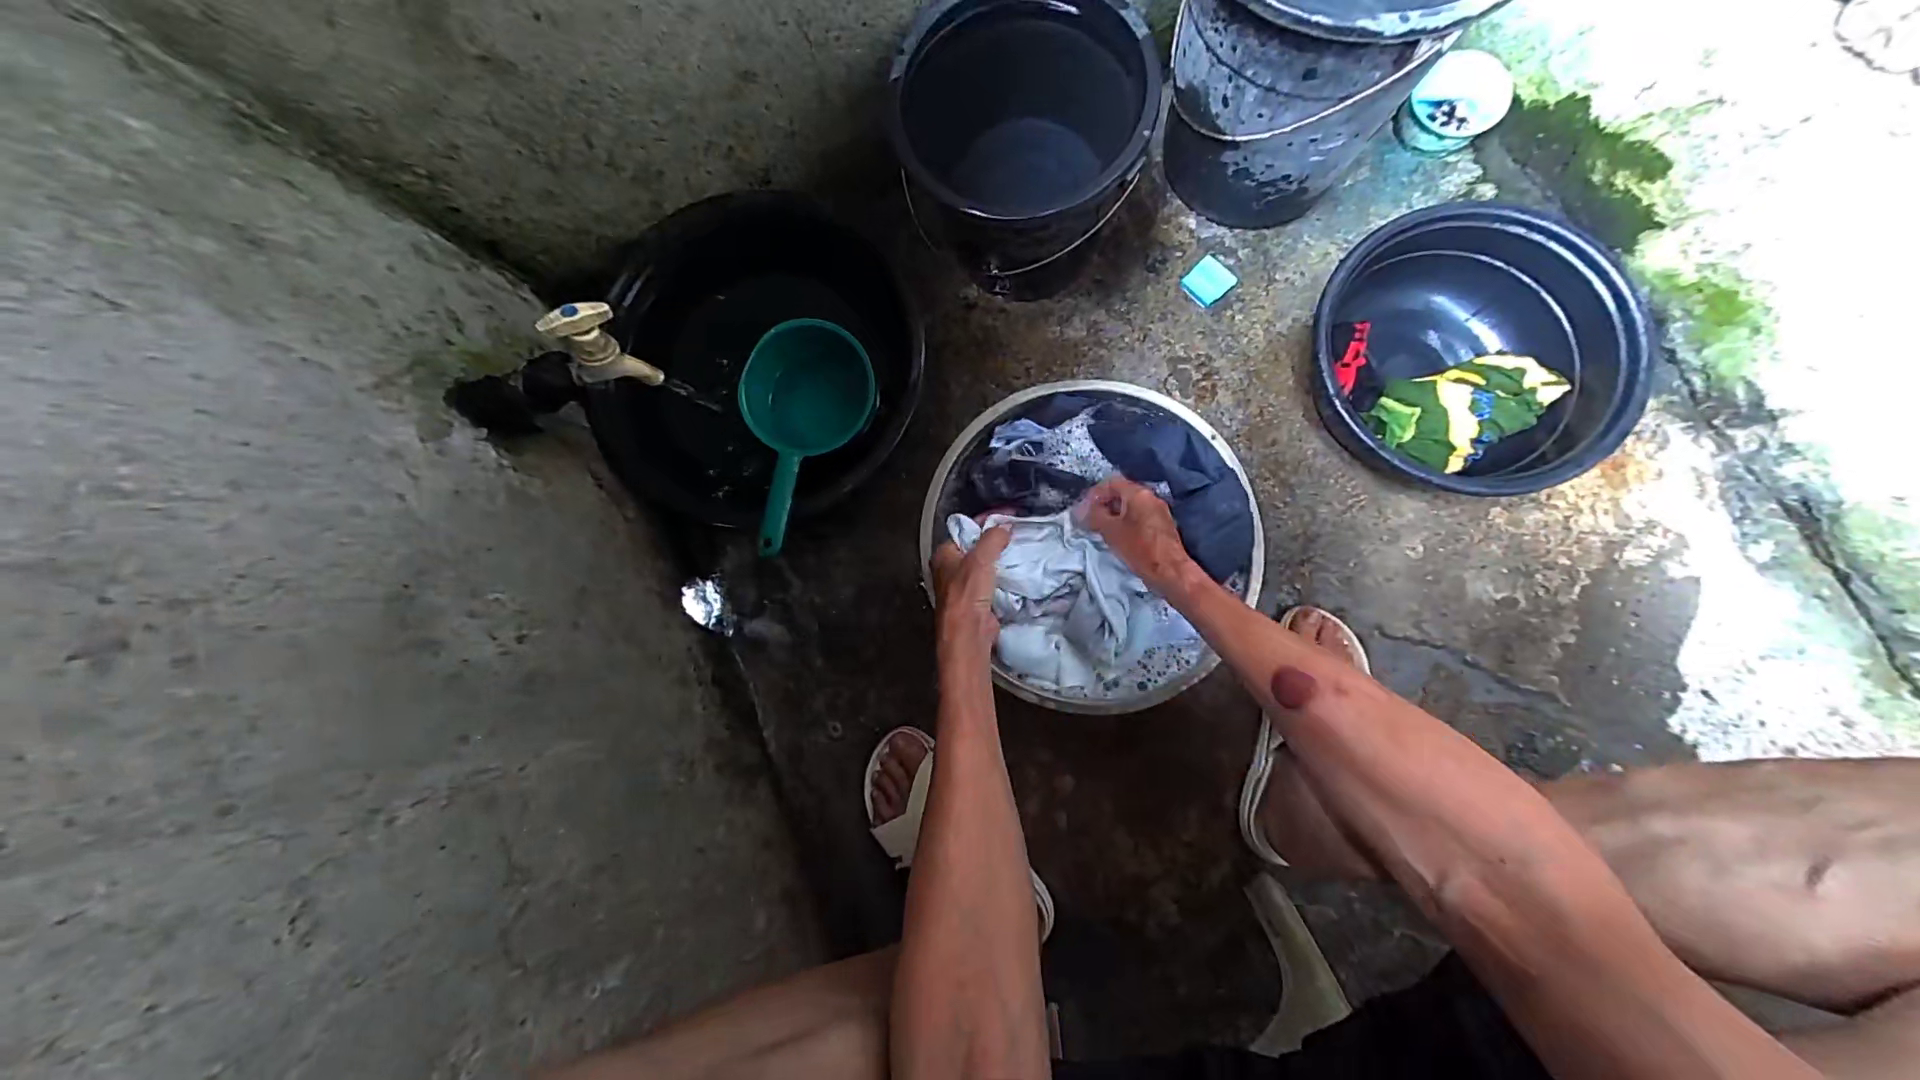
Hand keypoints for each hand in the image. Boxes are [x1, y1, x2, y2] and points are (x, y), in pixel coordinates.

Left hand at [930, 524, 1008, 659]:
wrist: (969, 632)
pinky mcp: (977, 599)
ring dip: (1002, 558)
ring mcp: (964, 584)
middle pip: (977, 546)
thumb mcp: (980, 558)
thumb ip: (993, 538)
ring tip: (1022, 547)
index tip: (1009, 516)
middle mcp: (951, 568)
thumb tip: (1005, 526)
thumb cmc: (967, 593)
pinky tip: (1019, 569)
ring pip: (986, 563)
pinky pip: (994, 580)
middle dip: (996, 539)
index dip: (987, 521)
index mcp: (944, 554)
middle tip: (1017, 531)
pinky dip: (1005, 574)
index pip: (967, 529)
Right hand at [1081, 476, 1196, 594]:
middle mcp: (1151, 497)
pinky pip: (1139, 517)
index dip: (1094, 494)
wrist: (1169, 571)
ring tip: (1102, 530)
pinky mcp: (1162, 526)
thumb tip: (1081, 510)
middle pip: (1122, 493)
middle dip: (1104, 505)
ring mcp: (1159, 512)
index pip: (1111, 482)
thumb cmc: (1138, 548)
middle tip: (1090, 520)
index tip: (1084, 508)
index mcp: (1138, 494)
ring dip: (1114, 515)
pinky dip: (1126, 523)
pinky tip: (1119, 537)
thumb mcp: (1110, 530)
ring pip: (1131, 506)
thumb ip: (1094, 516)